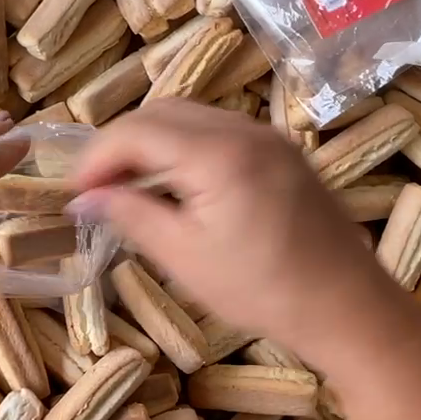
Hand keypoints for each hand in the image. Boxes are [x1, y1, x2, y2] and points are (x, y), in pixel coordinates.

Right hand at [70, 100, 393, 340]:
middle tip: (95, 188)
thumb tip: (82, 198)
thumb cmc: (260, 290)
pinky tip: (171, 184)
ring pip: (188, 117)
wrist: (347, 307)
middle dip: (119, 144)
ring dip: (149, 143)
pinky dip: (181, 147)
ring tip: (126, 186)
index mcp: (218, 154)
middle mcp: (244, 130)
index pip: (136, 132)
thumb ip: (129, 215)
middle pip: (160, 112)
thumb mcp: (183, 257)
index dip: (96, 157)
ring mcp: (267, 136)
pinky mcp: (280, 151)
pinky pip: (216, 130)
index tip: (73, 192)